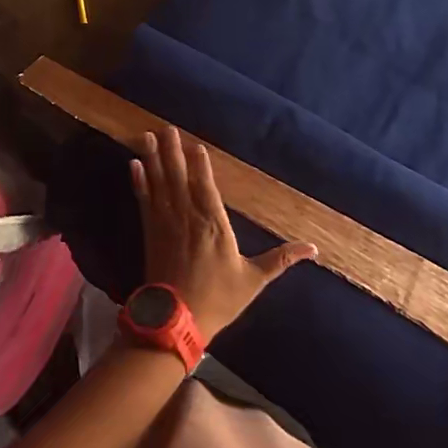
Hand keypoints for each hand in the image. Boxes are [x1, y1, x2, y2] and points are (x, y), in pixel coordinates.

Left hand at [130, 128, 316, 336]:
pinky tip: (133, 164)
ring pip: (159, 184)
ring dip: (154, 159)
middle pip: (179, 178)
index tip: (195, 145)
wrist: (175, 319)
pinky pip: (144, 201)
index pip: (206, 187)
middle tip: (166, 128)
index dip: (200, 166)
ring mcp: (165, 223)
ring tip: (147, 135)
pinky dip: (139, 182)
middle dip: (173, 152)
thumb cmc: (218, 299)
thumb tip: (313, 248)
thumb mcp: (253, 280)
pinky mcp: (150, 232)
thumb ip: (280, 259)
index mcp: (214, 225)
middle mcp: (187, 217)